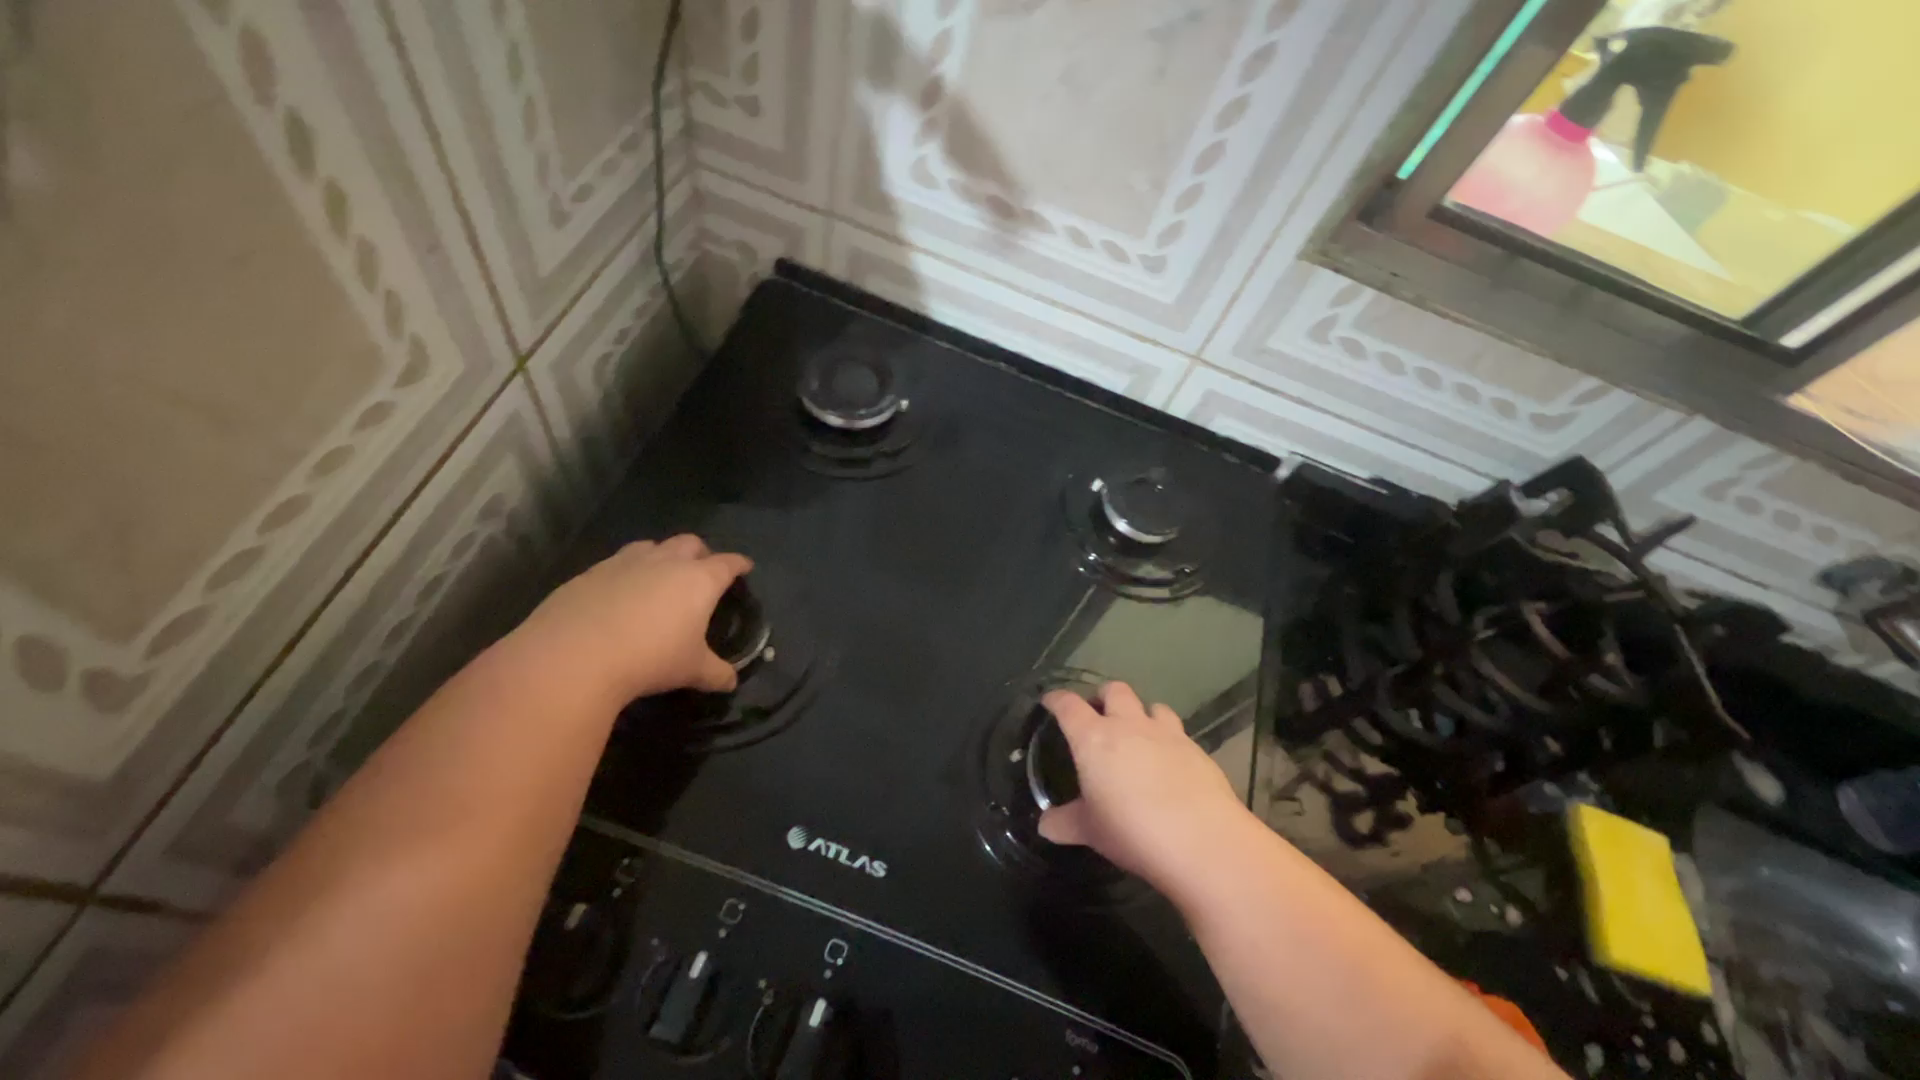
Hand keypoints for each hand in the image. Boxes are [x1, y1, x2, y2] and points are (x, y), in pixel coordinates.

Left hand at [509, 535, 751, 702]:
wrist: (575, 655)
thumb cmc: (650, 658)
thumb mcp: (691, 670)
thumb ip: (715, 673)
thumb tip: (731, 682)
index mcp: (698, 580)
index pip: (727, 563)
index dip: (739, 564)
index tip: (745, 566)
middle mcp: (665, 561)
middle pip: (690, 543)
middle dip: (701, 553)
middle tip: (703, 570)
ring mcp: (625, 562)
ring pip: (651, 546)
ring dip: (662, 556)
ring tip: (660, 576)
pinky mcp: (591, 573)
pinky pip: (617, 562)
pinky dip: (627, 572)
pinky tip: (620, 594)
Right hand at [1037, 682, 1248, 889]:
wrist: (1202, 840)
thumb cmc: (1132, 831)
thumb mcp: (1090, 831)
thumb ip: (1065, 823)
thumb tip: (1046, 825)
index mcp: (1094, 739)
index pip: (1069, 706)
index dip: (1057, 699)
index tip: (1051, 701)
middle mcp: (1130, 726)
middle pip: (1115, 690)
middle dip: (1103, 696)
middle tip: (1098, 714)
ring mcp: (1167, 734)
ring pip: (1152, 706)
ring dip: (1141, 714)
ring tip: (1138, 734)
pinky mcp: (1196, 749)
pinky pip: (1178, 732)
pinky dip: (1168, 739)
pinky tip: (1169, 763)